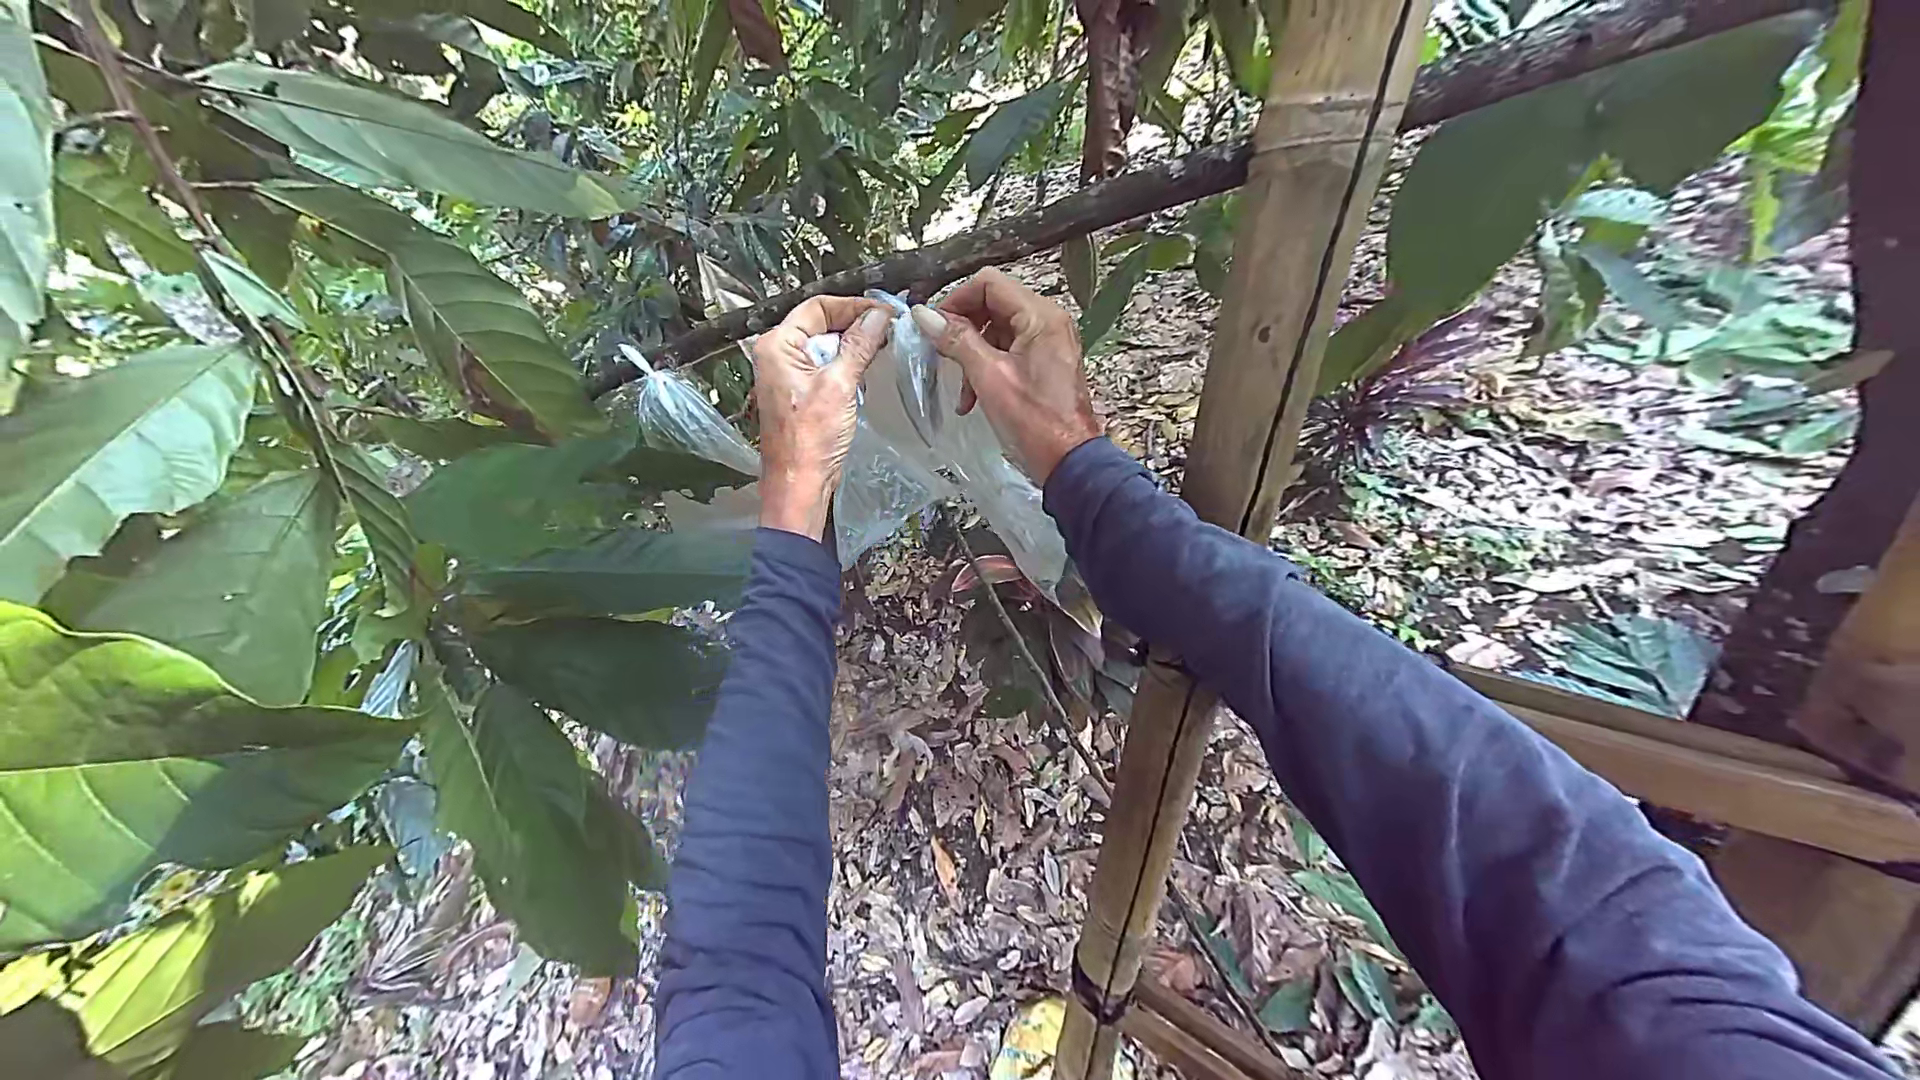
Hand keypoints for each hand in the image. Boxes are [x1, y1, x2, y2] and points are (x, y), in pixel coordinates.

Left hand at [752, 297, 891, 539]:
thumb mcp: (839, 385)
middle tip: (888, 327)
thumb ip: (859, 346)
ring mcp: (789, 377)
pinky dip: (847, 364)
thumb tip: (878, 317)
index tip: (884, 311)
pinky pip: (826, 368)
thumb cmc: (809, 442)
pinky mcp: (802, 395)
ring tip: (883, 344)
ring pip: (825, 346)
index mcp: (777, 346)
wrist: (800, 484)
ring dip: (853, 344)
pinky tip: (866, 368)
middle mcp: (777, 357)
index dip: (853, 305)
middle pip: (820, 324)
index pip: (817, 307)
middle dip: (855, 323)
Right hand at [911, 268, 1102, 482]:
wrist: (1067, 461)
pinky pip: (1009, 354)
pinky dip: (988, 370)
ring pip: (997, 333)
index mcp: (1040, 317)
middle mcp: (1048, 323)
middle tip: (943, 355)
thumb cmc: (1035, 421)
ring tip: (962, 391)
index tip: (934, 326)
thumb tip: (925, 316)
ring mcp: (1049, 344)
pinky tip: (974, 398)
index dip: (956, 301)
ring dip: (973, 357)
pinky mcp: (1045, 365)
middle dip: (964, 332)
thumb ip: (957, 341)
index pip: (989, 284)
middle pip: (993, 307)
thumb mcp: (989, 377)